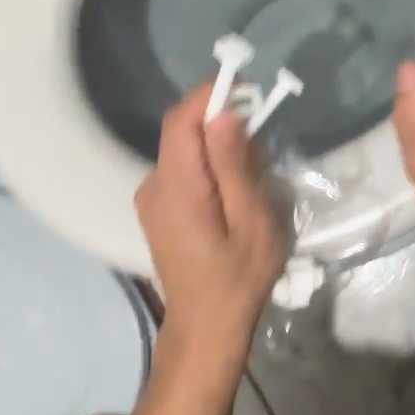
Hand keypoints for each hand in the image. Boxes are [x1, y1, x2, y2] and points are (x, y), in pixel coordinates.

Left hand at [135, 81, 285, 346]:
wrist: (207, 325)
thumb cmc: (238, 277)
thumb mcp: (251, 221)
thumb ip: (234, 167)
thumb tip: (224, 117)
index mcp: (176, 188)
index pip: (181, 121)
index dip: (209, 95)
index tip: (246, 89)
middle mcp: (154, 185)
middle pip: (183, 133)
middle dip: (222, 123)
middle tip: (263, 147)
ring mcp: (152, 199)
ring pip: (185, 151)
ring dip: (219, 148)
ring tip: (255, 176)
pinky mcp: (159, 209)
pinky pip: (184, 171)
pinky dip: (211, 167)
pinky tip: (236, 193)